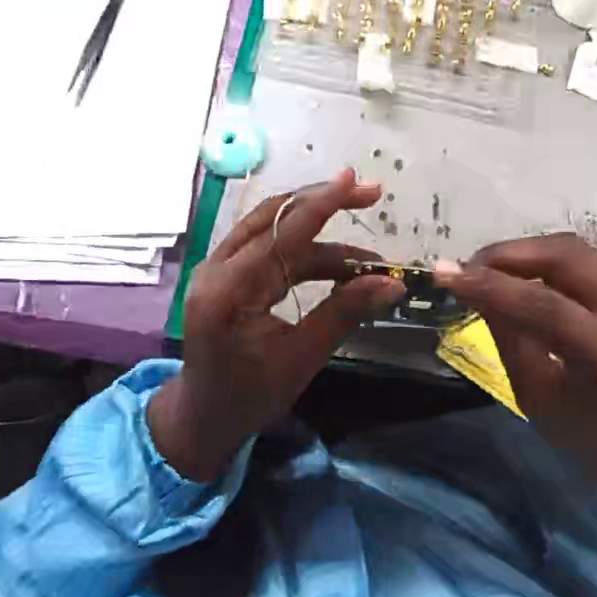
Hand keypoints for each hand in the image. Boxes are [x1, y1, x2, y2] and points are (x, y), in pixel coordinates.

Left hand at [149, 169, 404, 480]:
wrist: (204, 416)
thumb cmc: (249, 396)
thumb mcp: (301, 359)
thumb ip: (343, 313)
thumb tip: (392, 283)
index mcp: (227, 291)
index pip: (280, 234)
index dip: (320, 204)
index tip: (354, 180)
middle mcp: (216, 269)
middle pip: (273, 218)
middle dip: (323, 204)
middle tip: (370, 194)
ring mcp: (216, 269)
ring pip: (272, 231)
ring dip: (319, 235)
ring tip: (368, 254)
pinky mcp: (225, 276)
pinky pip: (267, 250)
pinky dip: (303, 254)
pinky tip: (339, 267)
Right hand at [435, 235, 596, 547]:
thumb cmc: (592, 440)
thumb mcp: (536, 396)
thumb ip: (508, 337)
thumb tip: (473, 290)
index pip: (541, 302)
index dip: (487, 284)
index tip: (442, 274)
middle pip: (565, 256)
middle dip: (508, 254)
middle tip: (467, 269)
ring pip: (575, 251)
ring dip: (524, 253)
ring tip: (487, 271)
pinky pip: (582, 264)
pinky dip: (541, 263)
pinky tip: (516, 279)